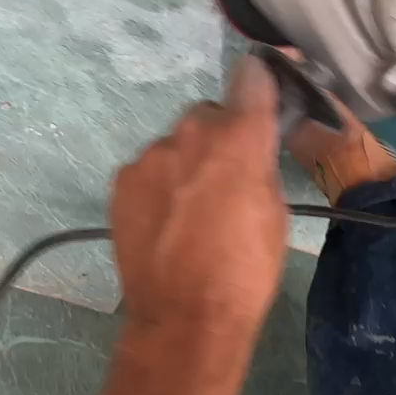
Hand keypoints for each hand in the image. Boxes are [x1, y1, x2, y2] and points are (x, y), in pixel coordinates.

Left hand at [108, 53, 288, 341]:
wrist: (184, 317)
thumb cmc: (245, 272)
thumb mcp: (274, 214)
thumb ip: (260, 166)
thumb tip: (250, 150)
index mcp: (239, 138)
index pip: (251, 78)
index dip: (260, 79)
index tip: (264, 87)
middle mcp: (189, 134)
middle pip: (206, 116)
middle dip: (218, 137)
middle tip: (224, 178)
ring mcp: (149, 158)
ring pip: (173, 145)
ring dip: (185, 163)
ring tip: (189, 209)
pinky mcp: (121, 183)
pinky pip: (147, 170)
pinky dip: (158, 185)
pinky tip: (164, 220)